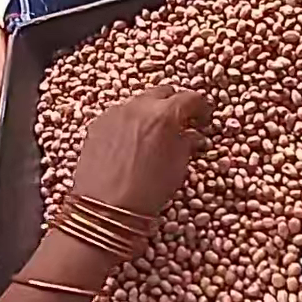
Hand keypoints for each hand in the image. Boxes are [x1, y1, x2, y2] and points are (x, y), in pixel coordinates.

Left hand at [69, 85, 209, 215]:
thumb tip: (192, 135)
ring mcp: (115, 113)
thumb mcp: (178, 168)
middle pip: (163, 93)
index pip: (191, 98)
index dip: (201, 107)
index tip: (203, 118)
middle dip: (174, 104)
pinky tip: (131, 142)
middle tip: (180, 122)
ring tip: (154, 134)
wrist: (105, 207)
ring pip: (139, 102)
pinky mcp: (97, 123)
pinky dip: (130, 123)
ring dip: (150, 113)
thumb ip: (187, 143)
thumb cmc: (146, 191)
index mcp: (165, 115)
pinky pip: (119, 115)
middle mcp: (139, 106)